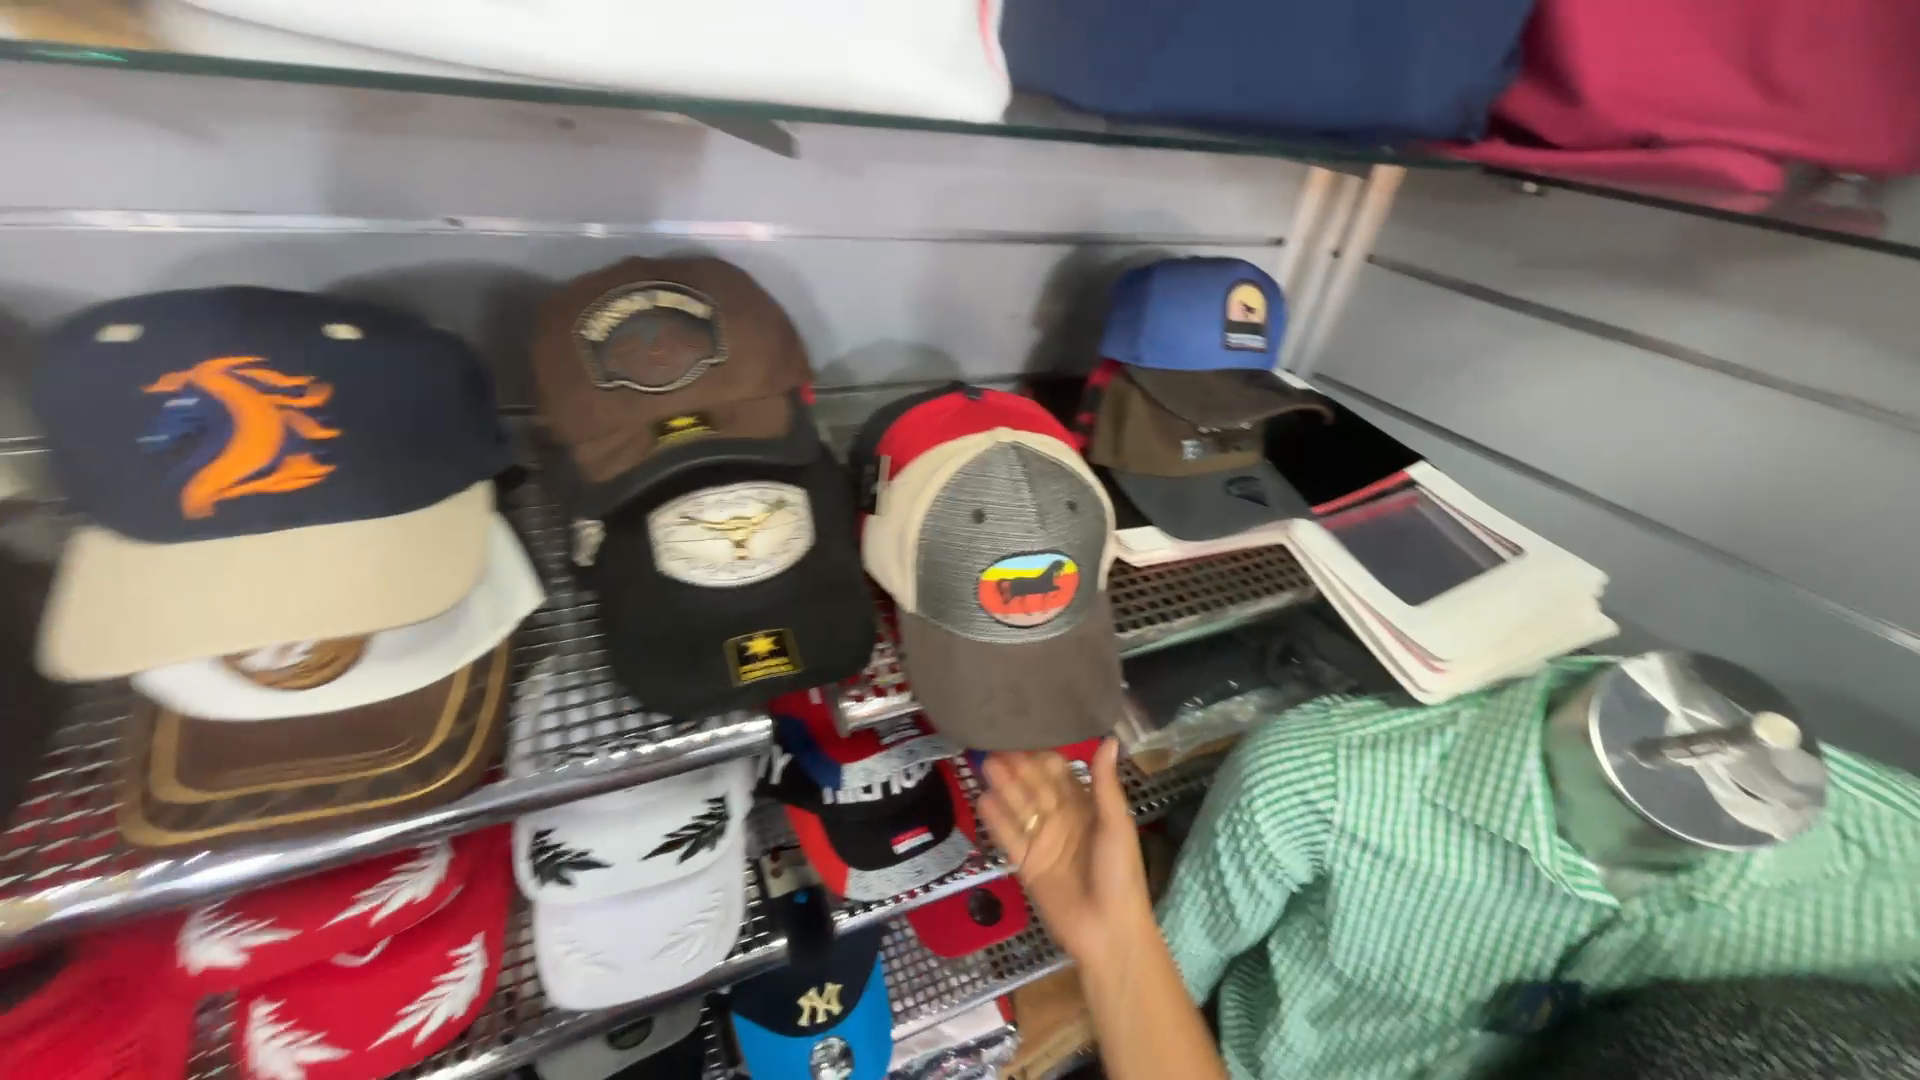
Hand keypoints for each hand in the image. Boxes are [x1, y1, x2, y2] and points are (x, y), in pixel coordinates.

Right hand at [979, 738, 1155, 965]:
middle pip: (1036, 788)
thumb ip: (1105, 783)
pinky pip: (1009, 837)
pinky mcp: (1026, 864)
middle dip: (1018, 769)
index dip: (1042, 758)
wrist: (1108, 932)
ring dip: (1004, 787)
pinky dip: (996, 820)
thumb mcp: (1116, 824)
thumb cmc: (1119, 873)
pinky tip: (982, 800)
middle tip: (995, 747)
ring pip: (1020, 808)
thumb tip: (1110, 738)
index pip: (1060, 775)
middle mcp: (1062, 820)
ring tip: (985, 765)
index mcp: (1087, 808)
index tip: (1024, 736)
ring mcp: (1043, 842)